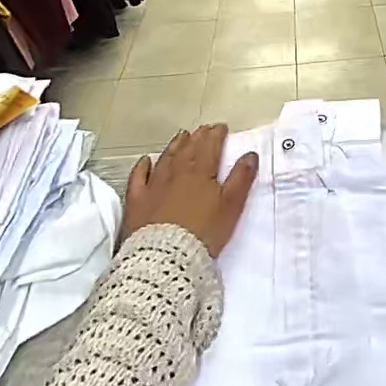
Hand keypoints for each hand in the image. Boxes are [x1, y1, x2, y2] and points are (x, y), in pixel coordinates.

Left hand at [122, 124, 258, 254]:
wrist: (165, 257)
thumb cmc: (204, 231)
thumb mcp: (231, 206)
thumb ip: (241, 178)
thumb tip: (250, 154)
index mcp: (201, 173)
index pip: (210, 147)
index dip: (216, 135)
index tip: (222, 128)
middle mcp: (176, 174)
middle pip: (188, 149)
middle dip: (198, 137)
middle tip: (204, 129)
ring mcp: (153, 186)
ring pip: (165, 159)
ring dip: (175, 146)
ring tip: (182, 136)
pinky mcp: (136, 201)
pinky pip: (138, 178)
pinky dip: (142, 166)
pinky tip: (146, 160)